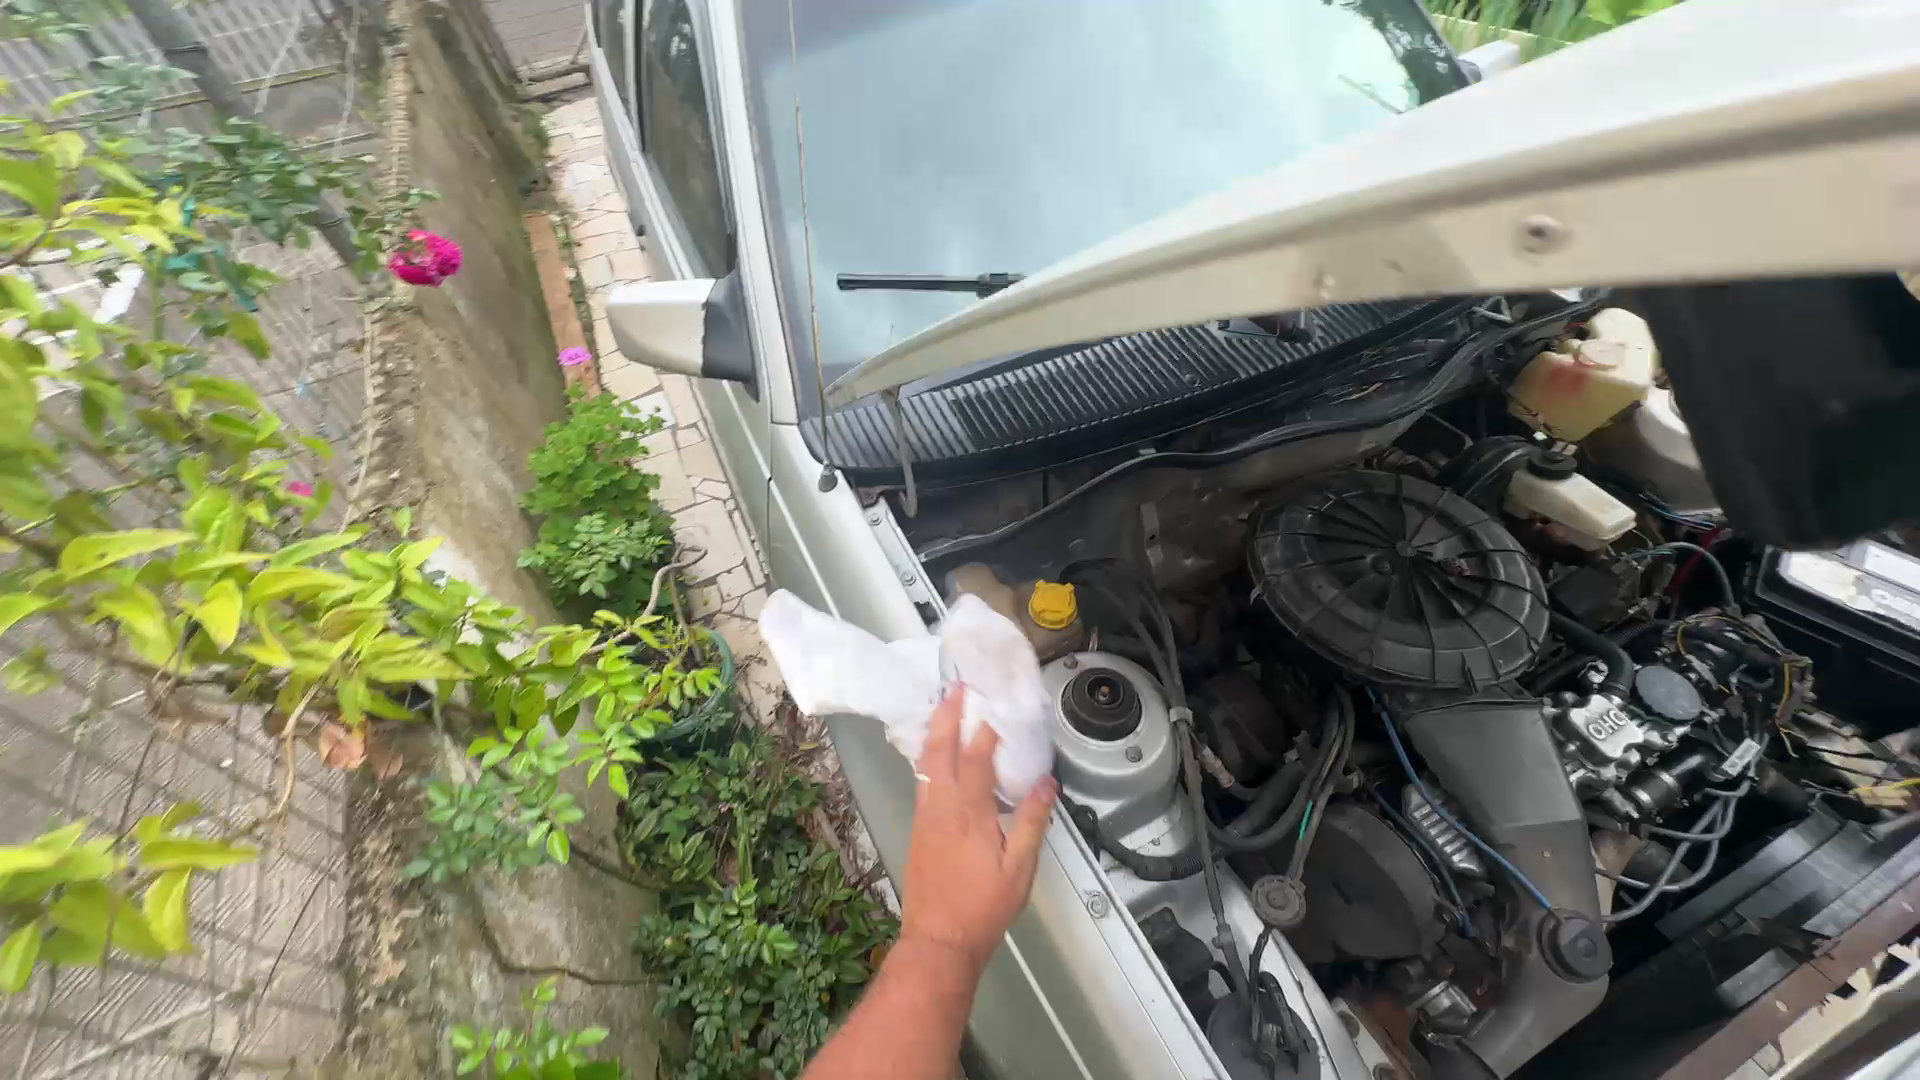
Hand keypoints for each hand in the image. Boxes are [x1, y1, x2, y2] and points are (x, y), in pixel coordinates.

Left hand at [900, 686, 1057, 971]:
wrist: (937, 940)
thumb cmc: (982, 907)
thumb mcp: (1018, 870)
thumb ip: (1032, 823)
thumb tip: (1047, 783)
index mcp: (969, 814)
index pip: (975, 759)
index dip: (984, 729)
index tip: (992, 702)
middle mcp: (941, 806)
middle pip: (939, 750)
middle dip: (947, 715)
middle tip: (955, 687)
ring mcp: (925, 815)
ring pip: (925, 762)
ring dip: (935, 731)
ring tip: (943, 707)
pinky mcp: (918, 825)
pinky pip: (921, 778)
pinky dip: (928, 755)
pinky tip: (935, 751)